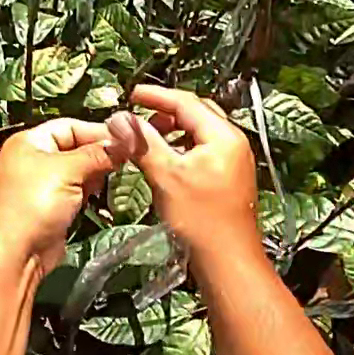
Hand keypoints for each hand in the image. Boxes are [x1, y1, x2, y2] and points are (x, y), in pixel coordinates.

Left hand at [0, 118, 126, 271]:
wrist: (14, 253)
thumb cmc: (35, 203)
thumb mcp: (68, 171)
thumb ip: (98, 154)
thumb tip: (128, 140)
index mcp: (29, 142)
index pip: (70, 126)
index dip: (98, 132)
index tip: (129, 140)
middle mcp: (32, 159)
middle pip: (74, 147)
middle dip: (99, 153)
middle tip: (128, 159)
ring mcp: (39, 184)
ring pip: (76, 170)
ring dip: (95, 172)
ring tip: (116, 175)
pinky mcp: (48, 206)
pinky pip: (73, 190)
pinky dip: (87, 190)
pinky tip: (100, 193)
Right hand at [107, 85, 261, 253]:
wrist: (227, 259)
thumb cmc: (200, 218)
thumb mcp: (165, 175)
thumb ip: (142, 143)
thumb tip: (120, 119)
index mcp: (223, 136)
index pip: (186, 103)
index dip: (156, 96)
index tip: (132, 94)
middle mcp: (232, 143)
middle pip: (196, 113)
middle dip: (165, 111)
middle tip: (138, 116)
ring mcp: (233, 160)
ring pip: (198, 132)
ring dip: (171, 129)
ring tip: (147, 138)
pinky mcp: (228, 176)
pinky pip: (202, 149)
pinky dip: (180, 146)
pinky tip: (164, 159)